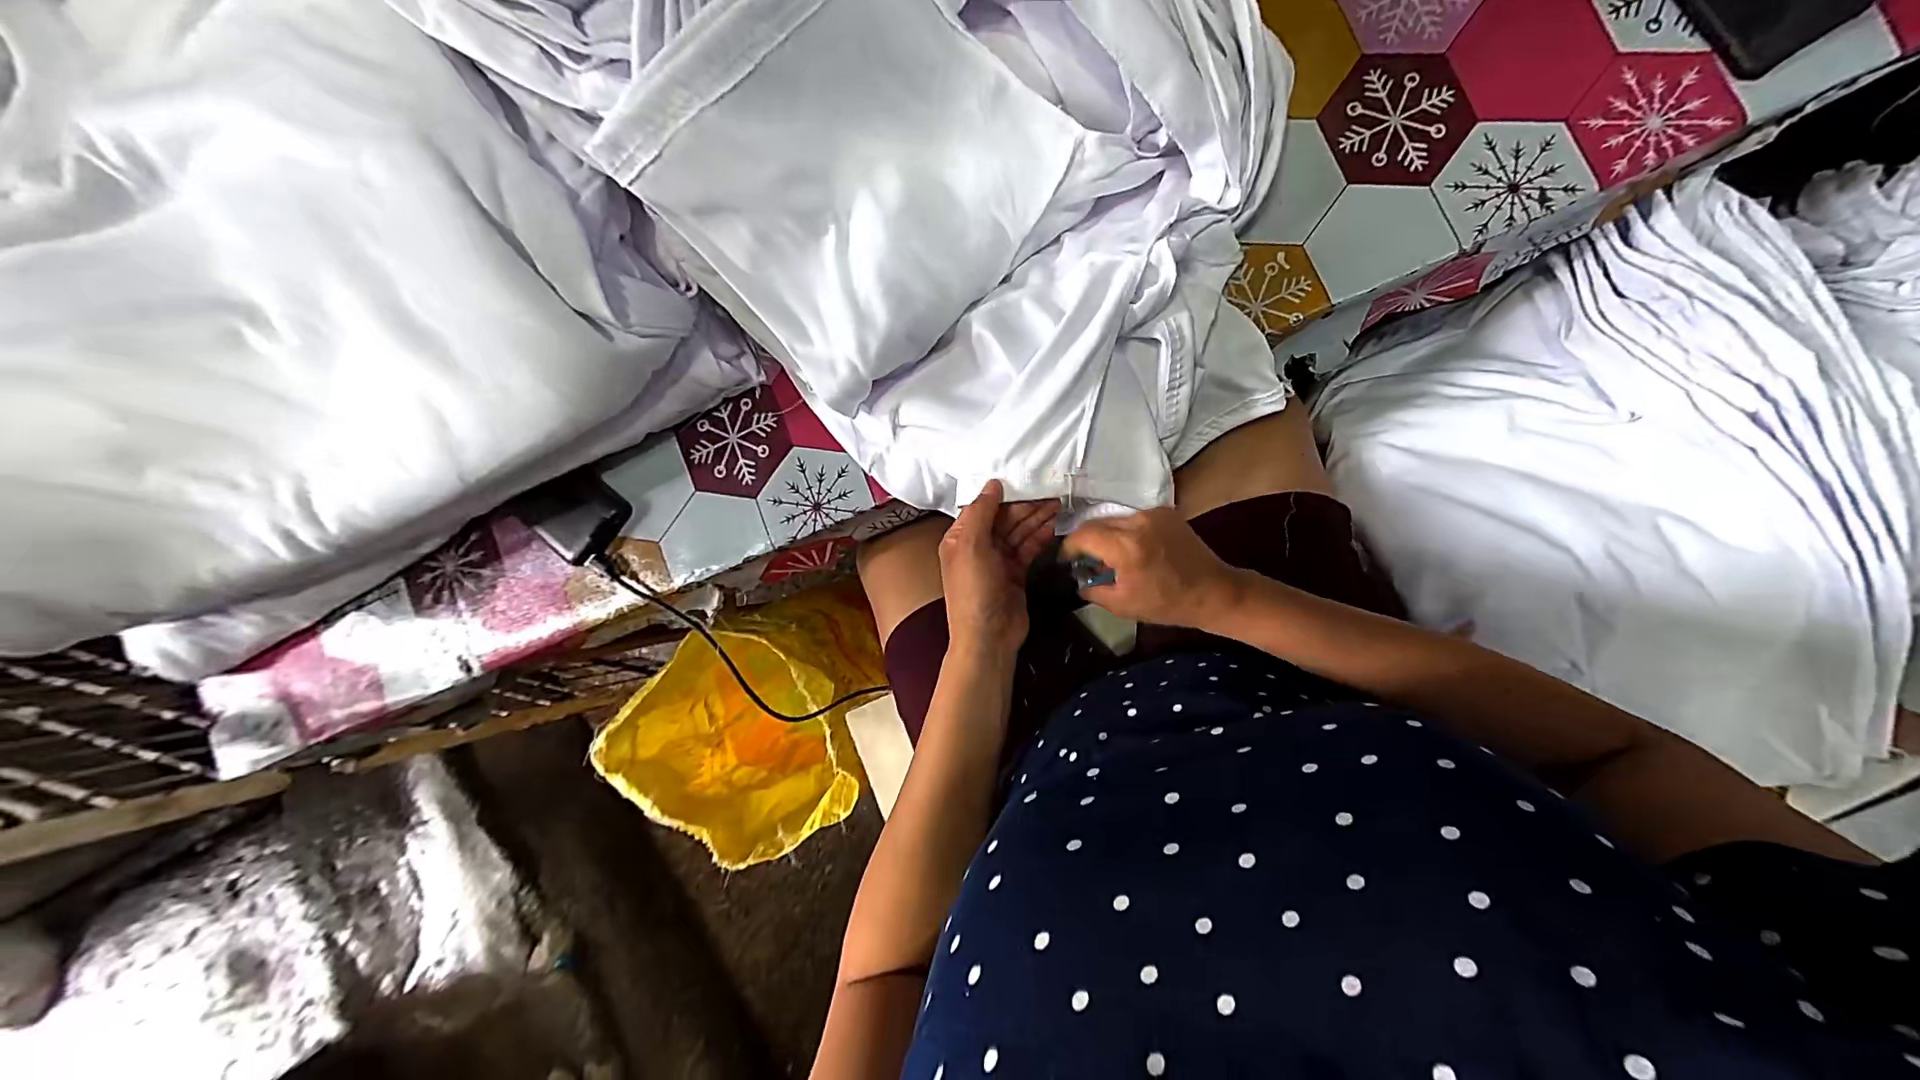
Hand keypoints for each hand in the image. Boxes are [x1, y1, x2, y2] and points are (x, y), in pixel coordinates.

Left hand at [939, 481, 1057, 656]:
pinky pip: (1027, 548)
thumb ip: (981, 513)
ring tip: (1057, 504)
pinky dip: (1039, 537)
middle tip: (1050, 492)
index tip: (1025, 481)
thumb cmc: (973, 593)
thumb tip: (991, 485)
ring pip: (1018, 532)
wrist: (988, 637)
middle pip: (1003, 518)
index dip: (1003, 494)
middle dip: (1026, 505)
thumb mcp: (972, 547)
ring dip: (1036, 518)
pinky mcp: (1015, 573)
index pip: (982, 508)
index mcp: (960, 539)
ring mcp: (997, 561)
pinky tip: (1053, 526)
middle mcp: (977, 548)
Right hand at [1063, 506, 1243, 628]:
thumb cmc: (1167, 603)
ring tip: (1108, 557)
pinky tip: (1130, 549)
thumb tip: (1079, 579)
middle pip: (1095, 523)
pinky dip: (1124, 531)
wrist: (1214, 592)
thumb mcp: (1122, 605)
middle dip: (1085, 541)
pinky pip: (1132, 518)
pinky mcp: (1165, 512)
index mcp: (1126, 546)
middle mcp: (1137, 522)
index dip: (1068, 548)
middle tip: (1084, 561)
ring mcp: (1153, 514)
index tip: (1066, 561)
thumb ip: (1093, 590)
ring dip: (1105, 535)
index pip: (1082, 535)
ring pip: (1113, 518)